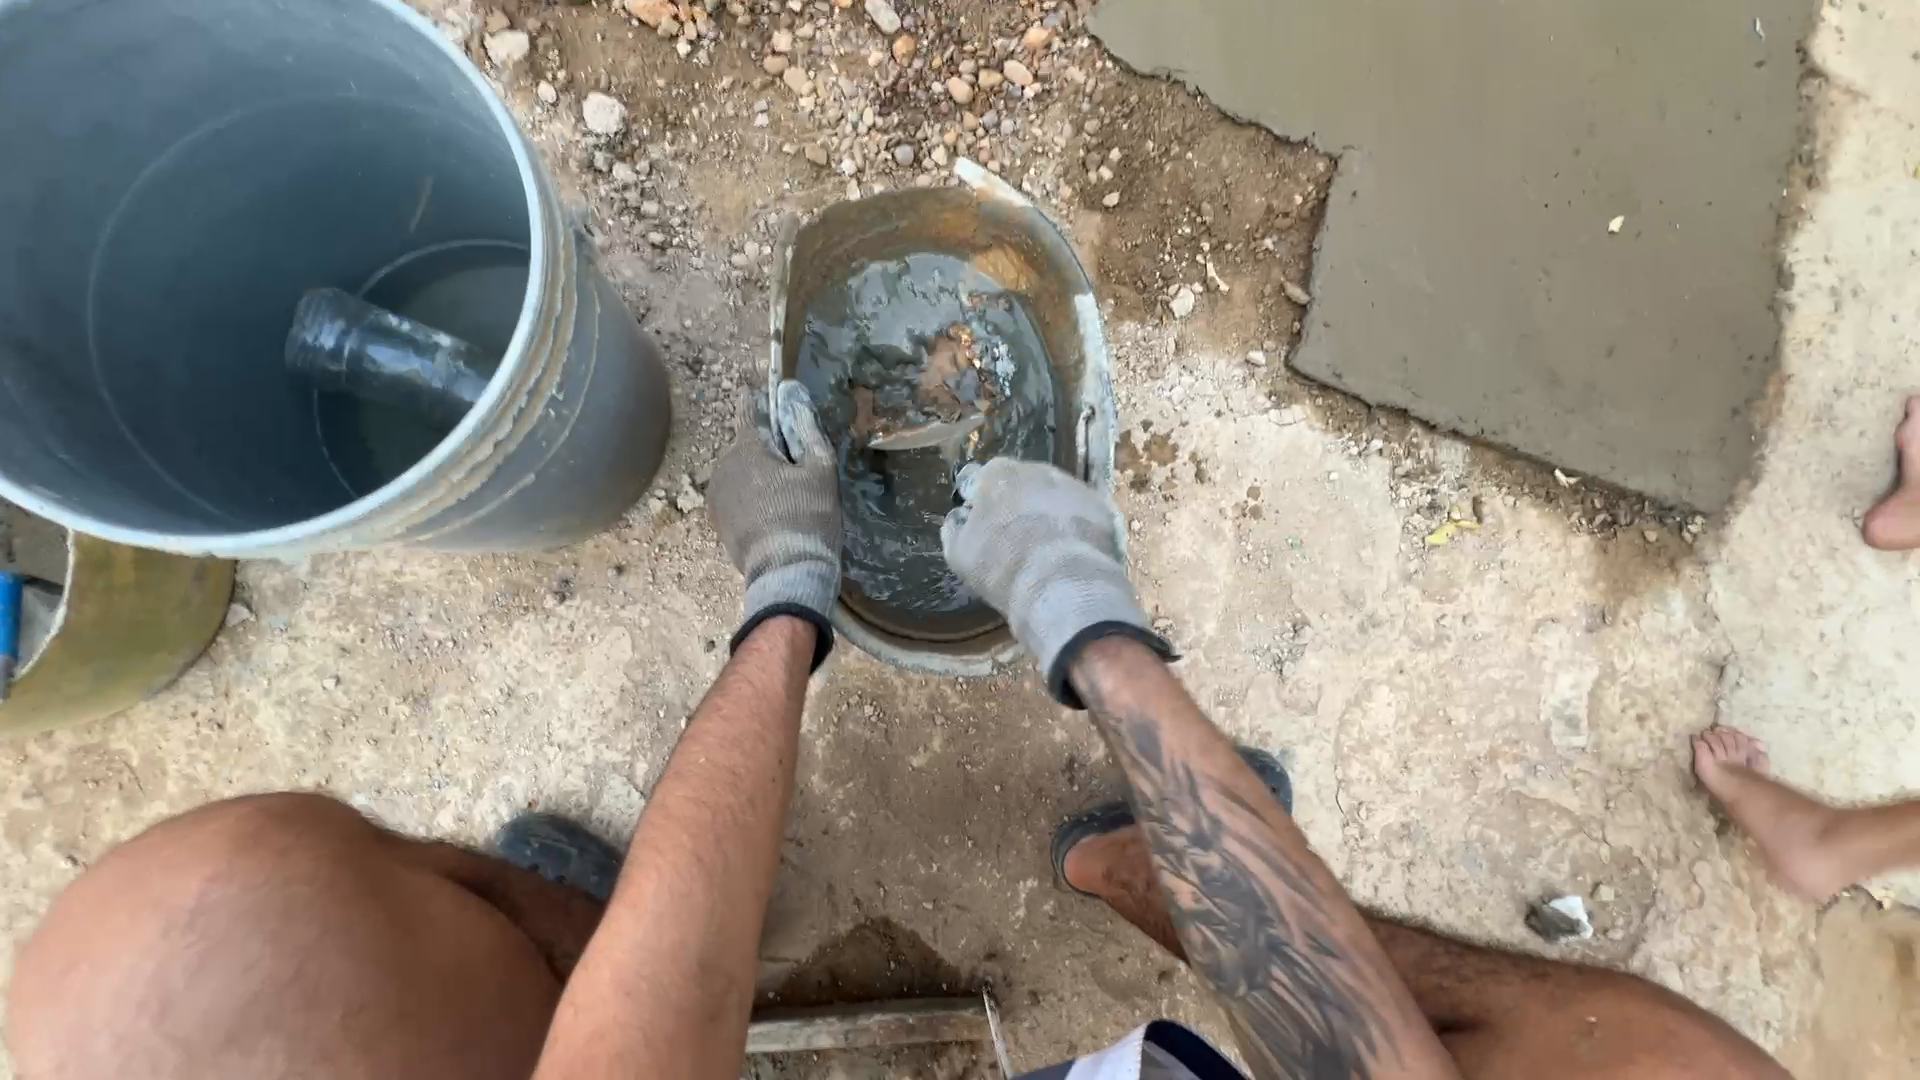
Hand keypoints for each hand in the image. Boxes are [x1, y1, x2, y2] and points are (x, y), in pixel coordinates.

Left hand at [709, 380, 840, 667]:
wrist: (786, 571)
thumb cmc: (808, 516)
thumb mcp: (820, 470)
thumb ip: (808, 431)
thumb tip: (797, 400)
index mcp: (746, 448)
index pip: (751, 410)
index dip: (763, 400)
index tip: (771, 392)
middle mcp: (722, 465)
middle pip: (748, 445)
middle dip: (768, 449)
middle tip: (797, 466)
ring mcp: (715, 495)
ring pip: (741, 472)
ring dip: (759, 475)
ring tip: (787, 495)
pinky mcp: (717, 521)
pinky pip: (736, 496)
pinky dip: (752, 498)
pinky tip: (774, 514)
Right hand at [941, 458, 1169, 704]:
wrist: (1061, 587)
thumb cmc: (1001, 568)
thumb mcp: (959, 554)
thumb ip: (955, 528)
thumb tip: (960, 519)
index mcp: (999, 474)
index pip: (987, 477)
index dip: (985, 499)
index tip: (986, 522)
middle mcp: (1039, 470)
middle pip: (1025, 481)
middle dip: (1021, 502)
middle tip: (1018, 537)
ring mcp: (1075, 486)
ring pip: (1058, 495)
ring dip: (1051, 513)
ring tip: (1049, 549)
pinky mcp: (1103, 508)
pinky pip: (1084, 514)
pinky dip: (1077, 528)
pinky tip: (1072, 555)